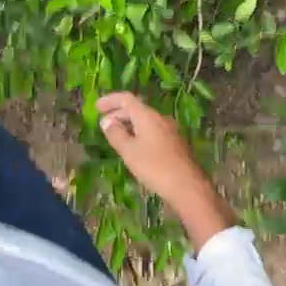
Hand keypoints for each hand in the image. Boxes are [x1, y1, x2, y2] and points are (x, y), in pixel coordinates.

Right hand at [97, 91, 236, 250]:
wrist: (188, 186)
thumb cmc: (154, 167)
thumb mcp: (129, 151)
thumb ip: (116, 134)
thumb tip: (106, 121)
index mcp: (147, 116)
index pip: (127, 99)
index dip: (110, 100)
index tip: (97, 106)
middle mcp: (160, 118)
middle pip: (136, 109)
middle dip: (118, 113)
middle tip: (104, 123)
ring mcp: (170, 130)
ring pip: (145, 120)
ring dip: (129, 124)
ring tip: (117, 135)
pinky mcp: (175, 143)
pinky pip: (153, 130)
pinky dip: (139, 132)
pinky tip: (135, 146)